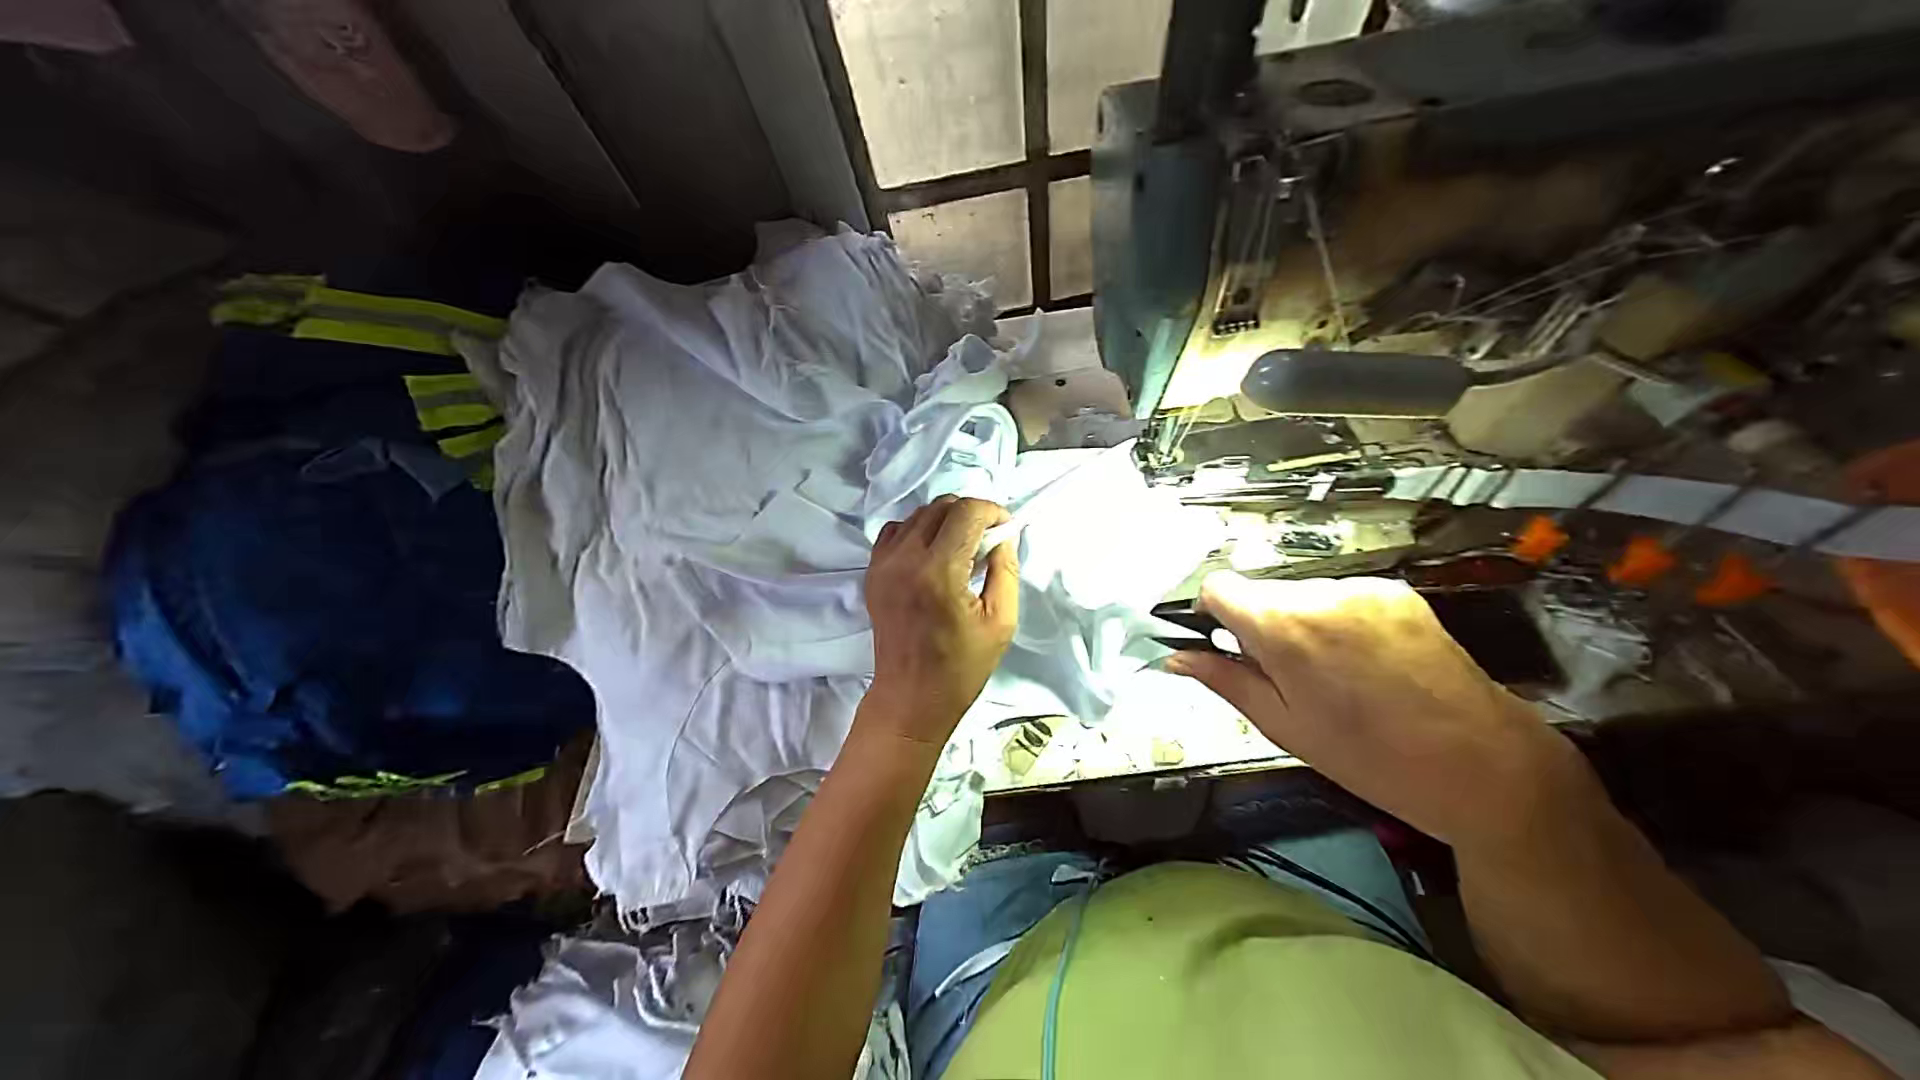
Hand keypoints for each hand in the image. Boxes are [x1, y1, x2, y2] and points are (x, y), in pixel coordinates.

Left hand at [862, 496, 1019, 745]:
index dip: (992, 512)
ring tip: (962, 548)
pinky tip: (933, 554)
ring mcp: (883, 565)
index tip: (1004, 528)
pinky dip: (917, 532)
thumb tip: (1003, 535)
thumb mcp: (1001, 621)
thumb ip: (1005, 569)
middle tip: (987, 540)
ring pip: (918, 514)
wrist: (910, 698)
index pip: (966, 512)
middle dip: (970, 514)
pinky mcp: (872, 573)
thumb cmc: (961, 667)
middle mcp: (905, 560)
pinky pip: (895, 532)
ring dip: (945, 521)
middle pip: (942, 507)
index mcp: (939, 572)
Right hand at [1165, 572, 1586, 852]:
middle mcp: (1322, 594)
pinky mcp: (1397, 593)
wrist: (1486, 766)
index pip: (1218, 586)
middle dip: (1259, 626)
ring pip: (1299, 594)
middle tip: (1285, 677)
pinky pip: (1340, 597)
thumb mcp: (1283, 726)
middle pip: (1260, 592)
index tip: (1225, 646)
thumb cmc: (1373, 758)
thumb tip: (1175, 659)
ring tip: (1332, 675)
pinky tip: (1361, 663)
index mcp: (1285, 627)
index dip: (1212, 616)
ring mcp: (1365, 589)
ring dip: (1298, 623)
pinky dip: (1335, 621)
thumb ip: (1224, 680)